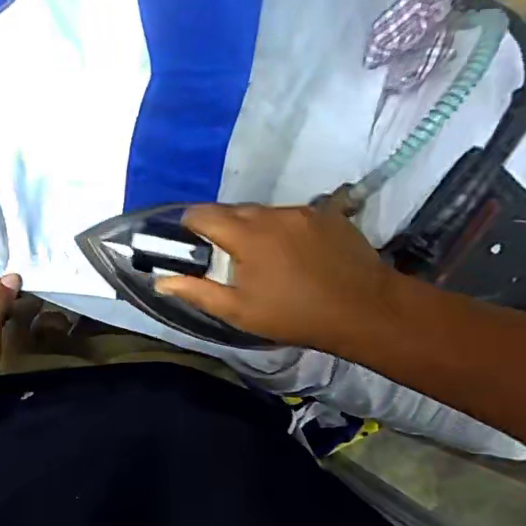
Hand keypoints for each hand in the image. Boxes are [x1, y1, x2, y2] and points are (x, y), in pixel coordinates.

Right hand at [152, 203, 402, 352]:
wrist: (364, 308)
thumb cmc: (294, 315)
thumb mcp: (239, 311)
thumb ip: (196, 291)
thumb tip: (161, 281)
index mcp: (246, 234)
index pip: (203, 213)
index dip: (189, 224)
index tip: (188, 242)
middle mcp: (272, 213)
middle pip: (233, 210)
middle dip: (222, 228)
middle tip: (224, 257)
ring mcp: (303, 210)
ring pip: (264, 212)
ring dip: (254, 229)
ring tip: (262, 258)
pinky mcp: (327, 214)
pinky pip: (292, 215)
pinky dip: (283, 229)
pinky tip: (293, 254)